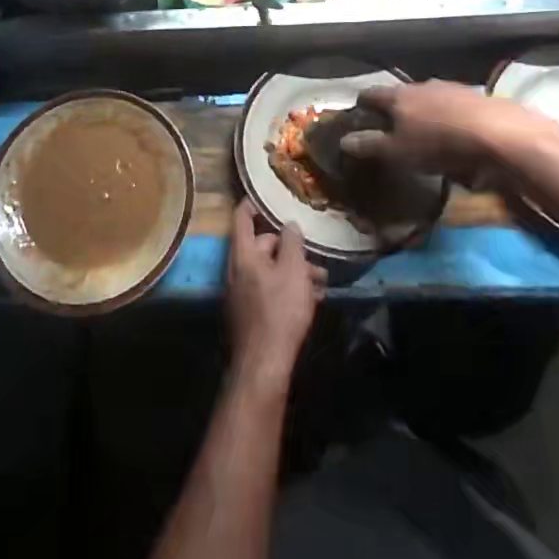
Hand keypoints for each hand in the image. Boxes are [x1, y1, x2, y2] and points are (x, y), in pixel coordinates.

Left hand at [226, 199, 325, 390]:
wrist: (264, 362)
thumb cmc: (280, 310)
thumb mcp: (293, 271)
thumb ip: (291, 243)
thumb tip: (288, 224)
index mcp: (243, 255)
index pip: (241, 218)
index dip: (253, 203)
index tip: (266, 196)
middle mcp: (236, 269)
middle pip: (261, 246)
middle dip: (289, 248)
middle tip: (315, 257)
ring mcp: (241, 292)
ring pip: (269, 270)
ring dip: (294, 271)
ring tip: (321, 283)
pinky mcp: (249, 311)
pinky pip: (269, 289)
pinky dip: (288, 288)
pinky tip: (311, 300)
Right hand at [341, 81, 557, 176]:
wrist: (498, 133)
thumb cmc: (438, 143)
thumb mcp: (398, 151)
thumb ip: (370, 145)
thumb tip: (344, 141)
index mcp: (397, 96)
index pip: (370, 94)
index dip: (361, 103)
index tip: (358, 114)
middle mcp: (421, 85)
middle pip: (400, 94)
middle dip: (394, 108)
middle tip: (392, 126)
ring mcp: (450, 87)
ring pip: (427, 97)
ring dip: (422, 110)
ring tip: (424, 130)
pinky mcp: (475, 95)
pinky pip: (452, 104)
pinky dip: (446, 115)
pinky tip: (453, 131)